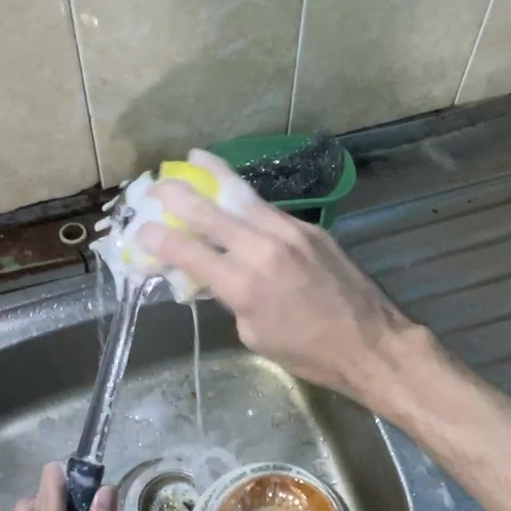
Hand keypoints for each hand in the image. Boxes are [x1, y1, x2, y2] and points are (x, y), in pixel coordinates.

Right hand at [137, 149, 425, 405]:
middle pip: (209, 211)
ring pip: (243, 196)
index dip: (158, 239)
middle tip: (155, 184)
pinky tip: (236, 196)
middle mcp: (263, 248)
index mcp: (244, 284)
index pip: (188, 250)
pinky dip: (246, 201)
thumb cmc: (308, 354)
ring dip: (213, 176)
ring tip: (195, 156)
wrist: (369, 342)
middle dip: (177, 195)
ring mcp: (290, 233)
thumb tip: (213, 277)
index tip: (140, 231)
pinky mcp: (311, 229)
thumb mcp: (254, 335)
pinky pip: (269, 209)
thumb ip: (229, 299)